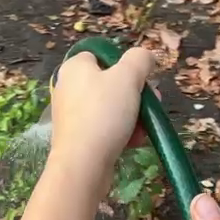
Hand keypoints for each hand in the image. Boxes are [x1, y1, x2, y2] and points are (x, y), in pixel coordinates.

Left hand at [45, 46, 152, 187]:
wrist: (83, 164)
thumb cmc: (104, 114)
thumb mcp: (128, 77)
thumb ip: (139, 60)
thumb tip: (145, 56)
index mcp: (75, 67)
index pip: (102, 55)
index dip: (124, 65)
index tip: (141, 79)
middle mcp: (69, 88)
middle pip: (111, 83)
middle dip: (136, 95)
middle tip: (151, 104)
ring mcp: (72, 115)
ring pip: (112, 108)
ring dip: (134, 116)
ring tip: (145, 128)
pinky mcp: (78, 138)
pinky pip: (105, 128)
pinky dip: (122, 132)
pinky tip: (135, 142)